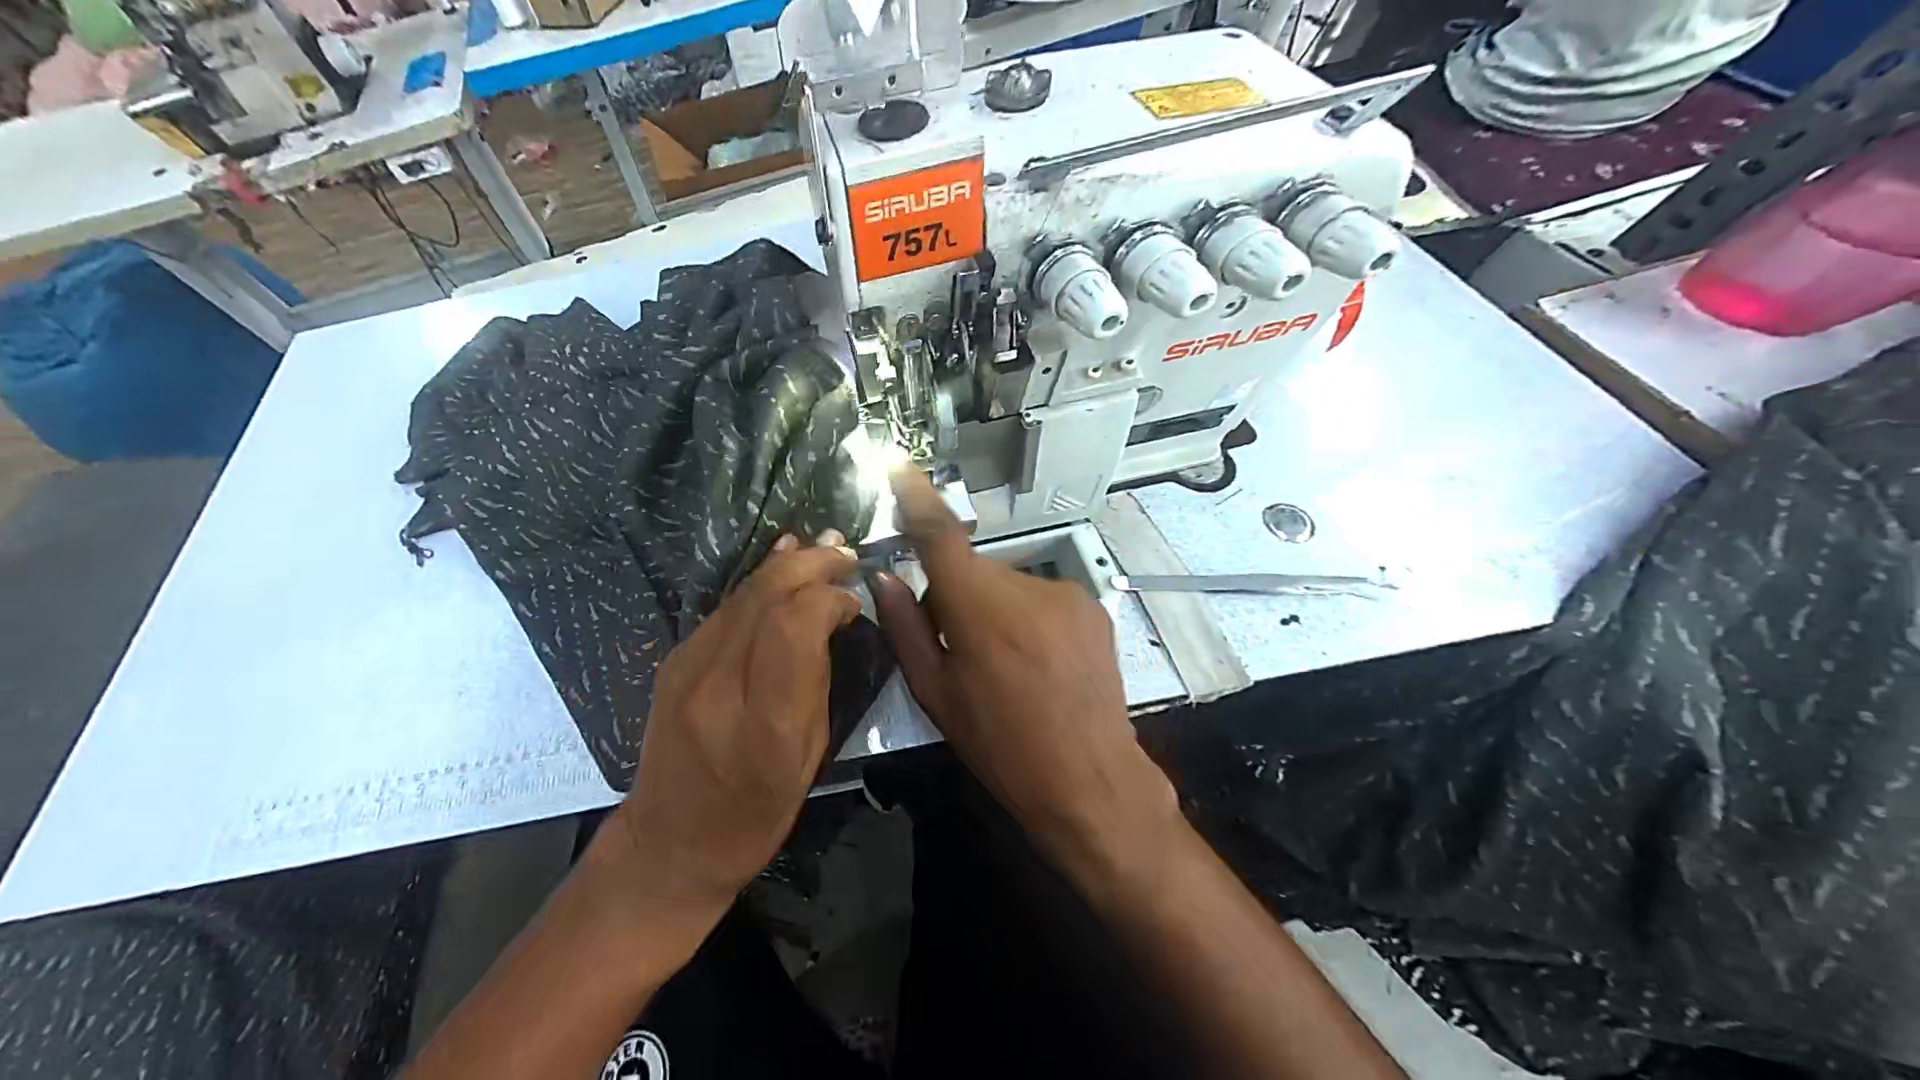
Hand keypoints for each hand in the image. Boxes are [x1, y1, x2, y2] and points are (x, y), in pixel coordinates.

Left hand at [602, 532, 859, 920]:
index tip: (853, 601)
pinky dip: (759, 583)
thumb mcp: (810, 753)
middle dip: (810, 564)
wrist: (671, 841)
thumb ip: (816, 679)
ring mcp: (687, 668)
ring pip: (742, 594)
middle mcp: (718, 683)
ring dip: (785, 564)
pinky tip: (781, 563)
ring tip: (823, 546)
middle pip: (765, 596)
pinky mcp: (673, 660)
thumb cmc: (758, 812)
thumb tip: (828, 618)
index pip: (793, 625)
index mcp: (764, 720)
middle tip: (845, 552)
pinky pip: (724, 608)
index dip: (828, 598)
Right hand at [870, 470, 1177, 854]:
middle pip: (974, 570)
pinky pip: (1041, 596)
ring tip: (1006, 664)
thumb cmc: (1001, 744)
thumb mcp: (937, 694)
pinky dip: (1028, 616)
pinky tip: (1039, 661)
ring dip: (995, 608)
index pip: (940, 534)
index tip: (901, 467)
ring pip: (1008, 585)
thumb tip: (885, 579)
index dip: (917, 498)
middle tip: (958, 648)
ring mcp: (1065, 592)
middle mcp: (1025, 584)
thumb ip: (907, 628)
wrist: (1088, 776)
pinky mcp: (1091, 605)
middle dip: (957, 595)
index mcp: (978, 605)